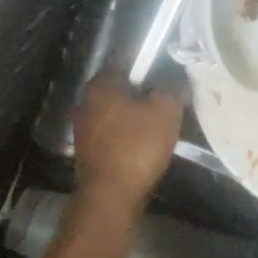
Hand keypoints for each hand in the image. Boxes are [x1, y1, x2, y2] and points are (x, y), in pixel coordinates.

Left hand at [71, 70, 185, 218]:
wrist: (110, 197)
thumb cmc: (137, 146)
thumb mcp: (165, 111)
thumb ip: (171, 88)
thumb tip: (174, 78)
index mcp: (101, 84)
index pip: (123, 59)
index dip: (146, 62)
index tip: (164, 69)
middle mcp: (86, 102)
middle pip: (118, 87)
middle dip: (141, 91)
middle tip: (165, 98)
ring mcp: (83, 129)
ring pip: (114, 112)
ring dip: (133, 115)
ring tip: (158, 123)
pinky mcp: (87, 152)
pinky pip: (112, 134)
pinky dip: (127, 136)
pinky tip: (144, 145)